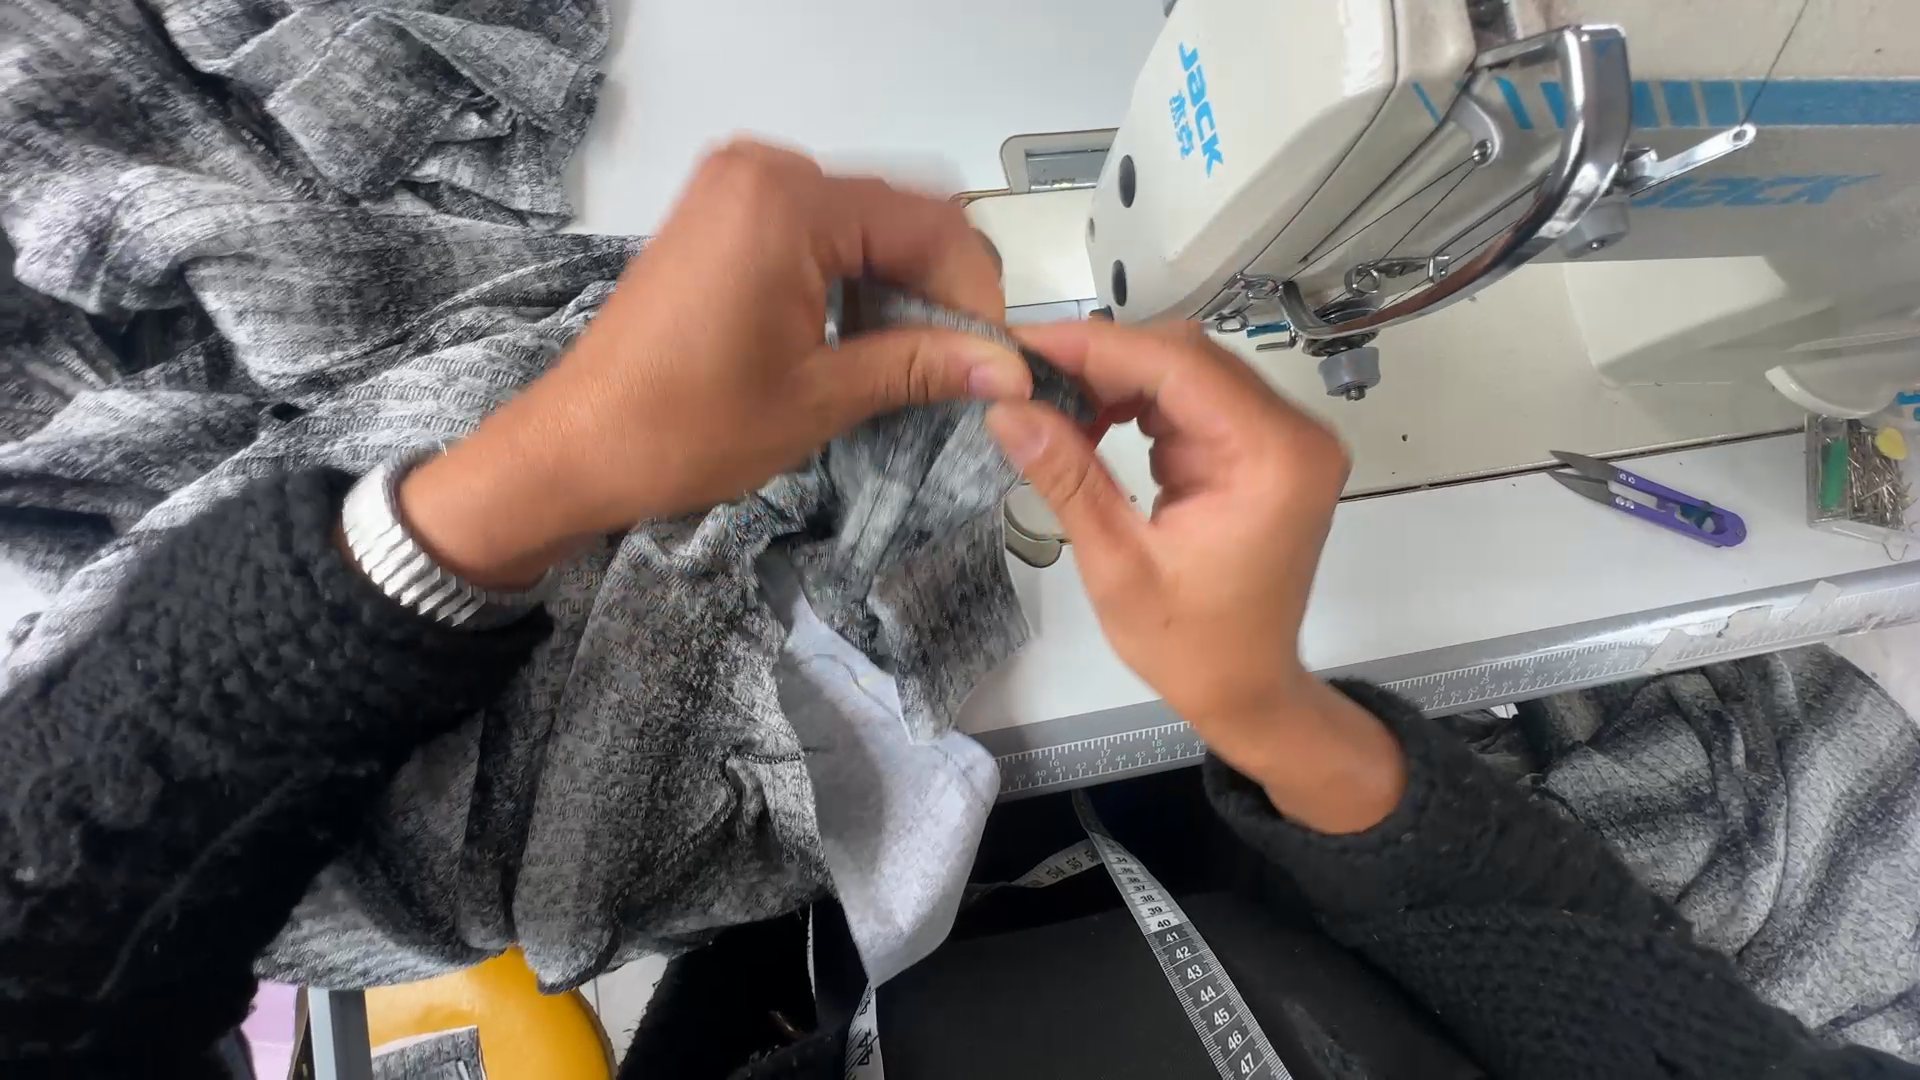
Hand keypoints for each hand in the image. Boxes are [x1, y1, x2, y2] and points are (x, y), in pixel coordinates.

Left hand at [396, 141, 1031, 586]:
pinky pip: (824, 234)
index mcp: (790, 204)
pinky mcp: (727, 216)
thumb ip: (923, 367)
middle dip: (943, 293)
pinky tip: (864, 338)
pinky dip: (858, 282)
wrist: (578, 447)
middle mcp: (767, 170)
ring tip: (914, 363)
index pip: (932, 226)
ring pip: (867, 227)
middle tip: (962, 367)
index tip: (996, 360)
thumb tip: (1010, 369)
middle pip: (901, 218)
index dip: (977, 295)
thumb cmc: (689, 429)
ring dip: (903, 291)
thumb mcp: (821, 398)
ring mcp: (741, 187)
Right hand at [984, 321, 1404, 832]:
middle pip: (1186, 359)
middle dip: (1100, 363)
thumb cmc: (1189, 647)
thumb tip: (1005, 408)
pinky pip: (1191, 402)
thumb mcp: (1116, 566)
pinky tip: (1092, 427)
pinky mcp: (1259, 449)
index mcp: (1272, 459)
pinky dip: (1136, 406)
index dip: (1094, 347)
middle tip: (1025, 379)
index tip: (1021, 345)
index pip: (1178, 366)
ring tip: (1051, 408)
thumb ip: (1067, 479)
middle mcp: (1290, 433)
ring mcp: (1279, 438)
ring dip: (1115, 383)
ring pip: (1185, 373)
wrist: (1247, 688)